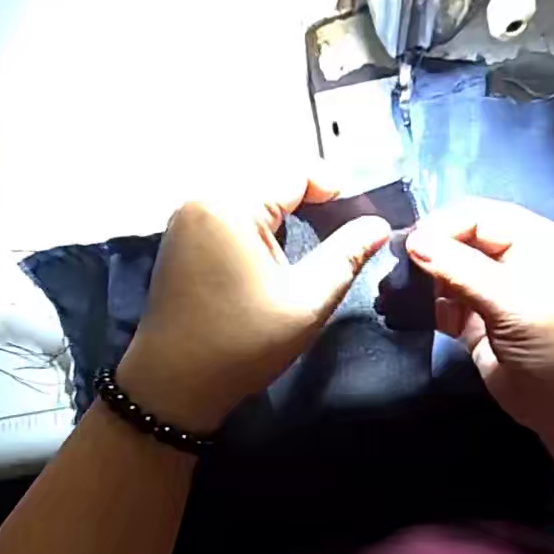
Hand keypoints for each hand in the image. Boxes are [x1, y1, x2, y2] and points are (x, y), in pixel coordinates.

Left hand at [116, 175, 390, 431]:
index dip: (332, 185)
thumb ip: (346, 256)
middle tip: (338, 227)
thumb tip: (379, 225)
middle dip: (307, 195)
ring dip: (281, 208)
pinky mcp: (179, 238)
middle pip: (268, 177)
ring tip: (311, 236)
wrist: (175, 383)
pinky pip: (227, 212)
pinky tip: (272, 250)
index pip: (293, 171)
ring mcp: (185, 218)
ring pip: (247, 193)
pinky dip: (256, 221)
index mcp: (232, 206)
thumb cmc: (244, 345)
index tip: (359, 213)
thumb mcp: (307, 303)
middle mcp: (202, 199)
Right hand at [407, 199, 553, 438]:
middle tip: (394, 269)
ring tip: (396, 292)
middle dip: (429, 252)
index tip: (405, 246)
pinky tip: (413, 312)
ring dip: (425, 281)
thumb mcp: (512, 300)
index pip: (478, 216)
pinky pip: (448, 306)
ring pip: (450, 274)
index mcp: (533, 241)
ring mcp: (494, 296)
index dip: (442, 226)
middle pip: (461, 242)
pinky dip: (431, 308)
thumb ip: (461, 269)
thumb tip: (413, 241)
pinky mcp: (479, 326)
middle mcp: (512, 262)